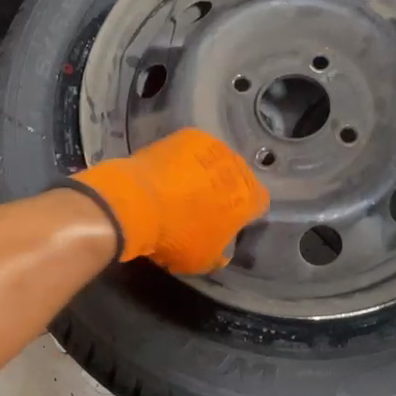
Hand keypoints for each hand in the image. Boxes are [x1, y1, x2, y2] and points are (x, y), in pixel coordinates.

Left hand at [60, 128, 270, 275]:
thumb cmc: (175, 236)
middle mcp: (238, 168)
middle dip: (226, 189)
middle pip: (239, 178)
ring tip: (184, 186)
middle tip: (203, 204)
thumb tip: (222, 251)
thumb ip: (220, 254)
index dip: (244, 213)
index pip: (259, 204)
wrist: (137, 203)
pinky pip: (194, 149)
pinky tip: (170, 171)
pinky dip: (186, 158)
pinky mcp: (189, 135)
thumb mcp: (202, 260)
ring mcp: (214, 147)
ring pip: (217, 161)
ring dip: (206, 171)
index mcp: (248, 198)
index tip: (227, 221)